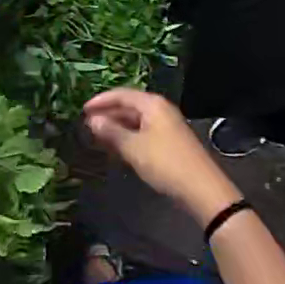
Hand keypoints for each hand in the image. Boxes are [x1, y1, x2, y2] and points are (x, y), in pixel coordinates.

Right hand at [85, 89, 240, 224]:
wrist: (201, 189)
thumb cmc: (164, 163)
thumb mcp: (133, 147)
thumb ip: (111, 132)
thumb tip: (93, 120)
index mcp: (152, 104)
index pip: (121, 94)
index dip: (100, 101)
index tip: (82, 110)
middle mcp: (160, 110)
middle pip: (129, 106)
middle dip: (108, 114)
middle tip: (87, 124)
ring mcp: (167, 125)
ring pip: (136, 120)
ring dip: (117, 126)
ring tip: (98, 136)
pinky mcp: (170, 141)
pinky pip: (143, 132)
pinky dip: (128, 136)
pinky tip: (118, 147)